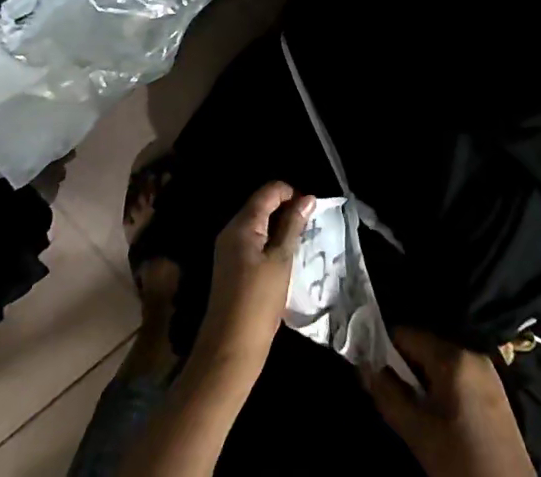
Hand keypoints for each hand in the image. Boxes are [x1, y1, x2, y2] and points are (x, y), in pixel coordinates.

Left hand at [198, 181, 314, 371]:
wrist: (230, 348)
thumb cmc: (259, 301)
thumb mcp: (281, 260)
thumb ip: (293, 225)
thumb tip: (307, 198)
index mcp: (242, 224)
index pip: (268, 191)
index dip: (292, 193)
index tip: (312, 209)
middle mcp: (231, 230)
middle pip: (262, 204)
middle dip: (287, 208)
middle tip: (311, 226)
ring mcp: (229, 248)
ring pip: (259, 223)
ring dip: (281, 226)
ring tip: (302, 240)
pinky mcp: (231, 265)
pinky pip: (254, 240)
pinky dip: (271, 241)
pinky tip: (286, 256)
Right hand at [364, 327, 535, 476]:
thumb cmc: (459, 460)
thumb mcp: (417, 432)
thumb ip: (387, 395)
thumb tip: (364, 368)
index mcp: (453, 357)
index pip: (407, 333)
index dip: (383, 347)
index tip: (367, 365)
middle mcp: (471, 352)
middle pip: (424, 346)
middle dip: (402, 365)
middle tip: (385, 390)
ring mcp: (485, 370)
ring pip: (439, 362)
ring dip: (420, 377)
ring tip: (407, 404)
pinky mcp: (492, 388)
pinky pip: (456, 374)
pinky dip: (439, 385)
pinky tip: (432, 411)